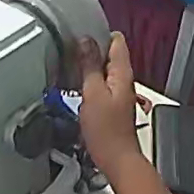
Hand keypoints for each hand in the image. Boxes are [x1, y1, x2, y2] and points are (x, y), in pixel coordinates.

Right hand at [78, 33, 145, 179]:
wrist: (116, 159)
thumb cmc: (106, 132)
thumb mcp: (93, 93)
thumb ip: (90, 66)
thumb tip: (86, 42)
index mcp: (122, 73)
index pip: (116, 40)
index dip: (98, 34)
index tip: (80, 36)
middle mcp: (123, 80)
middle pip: (109, 54)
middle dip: (90, 50)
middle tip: (70, 53)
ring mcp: (118, 93)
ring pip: (103, 70)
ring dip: (88, 67)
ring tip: (70, 69)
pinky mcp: (111, 105)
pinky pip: (100, 85)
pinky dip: (88, 82)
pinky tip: (76, 88)